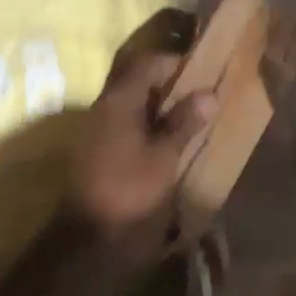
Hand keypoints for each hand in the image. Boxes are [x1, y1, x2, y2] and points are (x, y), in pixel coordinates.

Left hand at [69, 50, 214, 251]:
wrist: (87, 233)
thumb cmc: (129, 189)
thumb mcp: (164, 157)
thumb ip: (184, 123)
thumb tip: (209, 93)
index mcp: (120, 99)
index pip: (148, 63)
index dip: (175, 63)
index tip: (200, 74)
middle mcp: (104, 103)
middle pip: (136, 77)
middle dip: (166, 82)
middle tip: (195, 94)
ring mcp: (96, 123)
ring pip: (129, 98)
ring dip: (155, 102)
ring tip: (184, 116)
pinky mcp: (95, 143)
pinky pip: (122, 117)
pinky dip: (143, 119)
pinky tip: (162, 137)